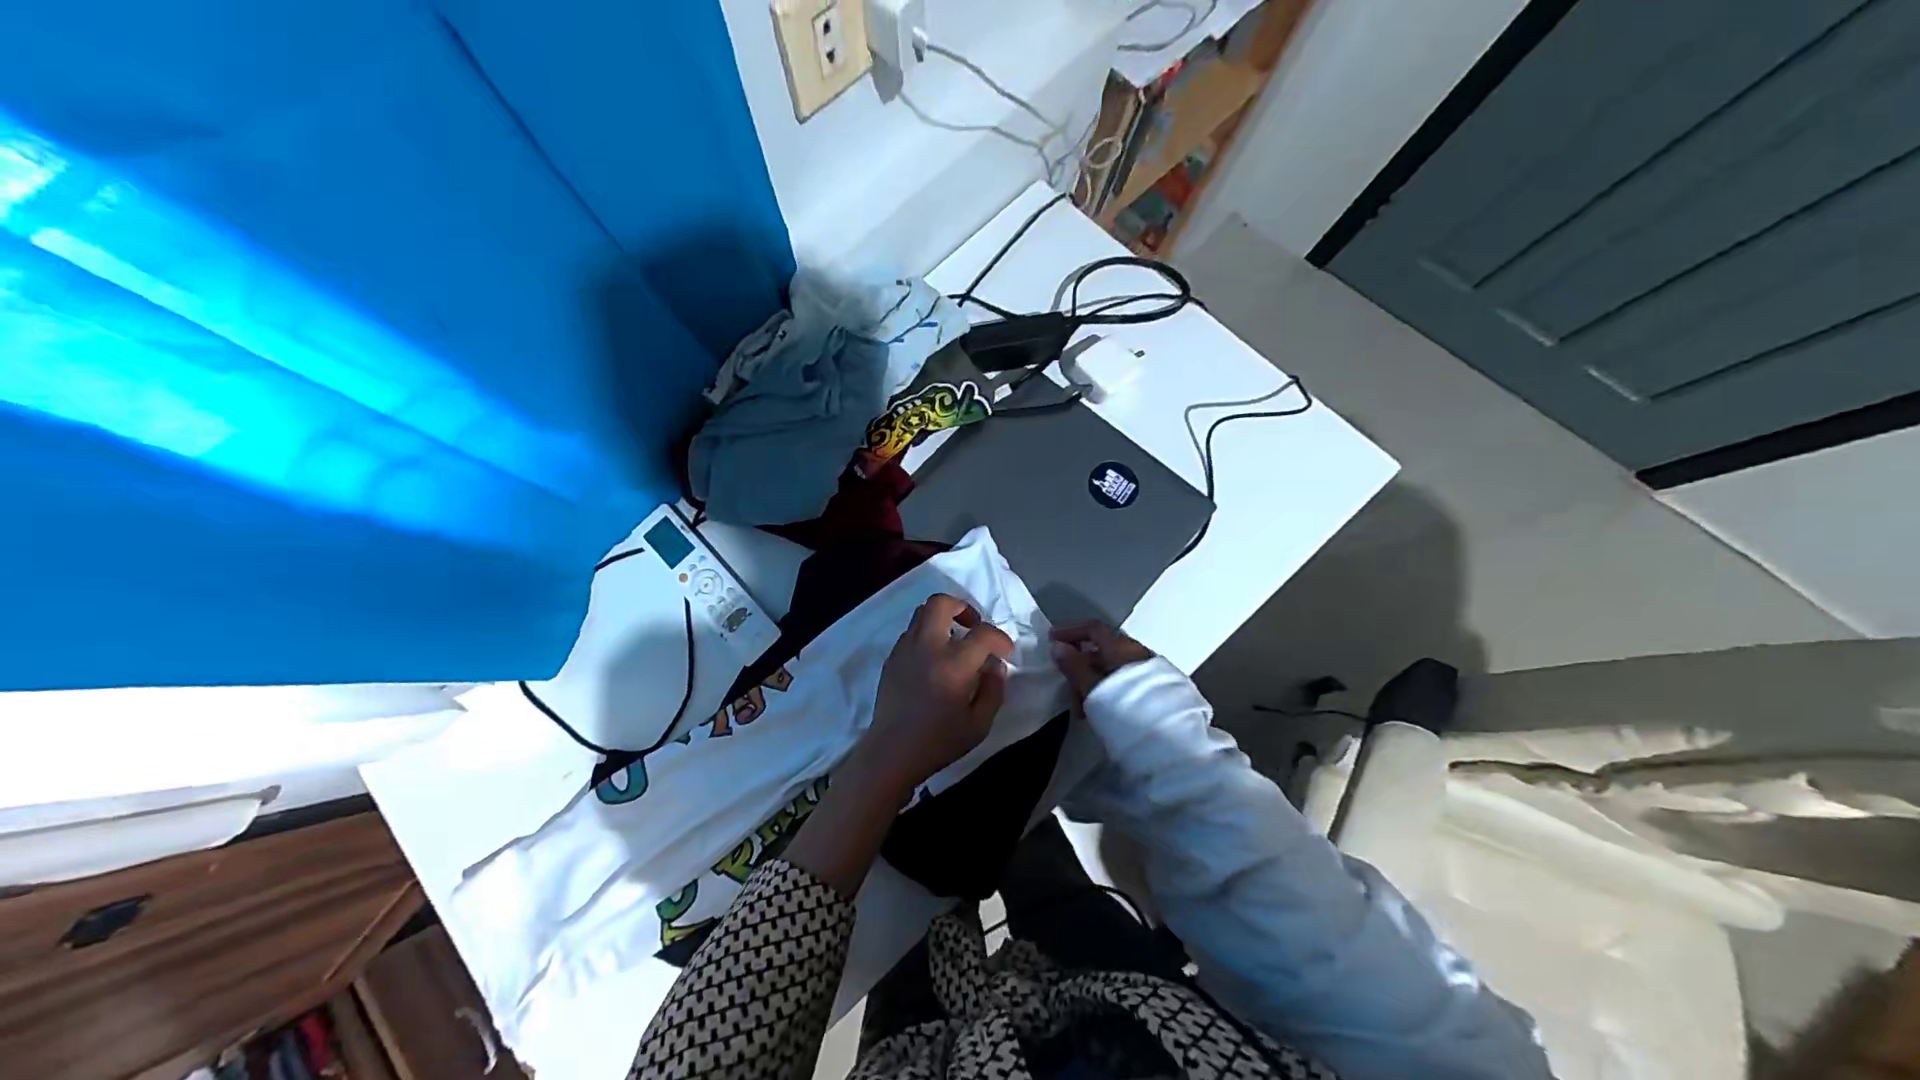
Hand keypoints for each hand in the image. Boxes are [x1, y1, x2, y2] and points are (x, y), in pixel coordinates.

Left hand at [855, 594, 1014, 799]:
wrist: (892, 753)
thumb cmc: (939, 742)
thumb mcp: (980, 724)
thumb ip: (994, 689)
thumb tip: (995, 665)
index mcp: (953, 664)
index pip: (983, 633)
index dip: (1000, 638)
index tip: (1005, 652)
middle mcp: (927, 647)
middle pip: (941, 603)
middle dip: (963, 607)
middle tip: (973, 626)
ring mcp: (905, 650)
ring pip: (922, 612)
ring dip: (942, 618)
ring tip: (954, 641)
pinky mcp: (892, 658)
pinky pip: (911, 632)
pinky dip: (927, 634)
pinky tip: (934, 659)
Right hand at [1049, 621, 1154, 705]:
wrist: (1169, 739)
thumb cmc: (1125, 708)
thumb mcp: (1093, 688)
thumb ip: (1074, 665)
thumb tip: (1057, 646)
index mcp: (1122, 647)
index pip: (1093, 628)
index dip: (1071, 630)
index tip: (1052, 638)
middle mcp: (1137, 652)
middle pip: (1101, 649)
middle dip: (1079, 665)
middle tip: (1066, 687)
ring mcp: (1149, 670)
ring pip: (1111, 668)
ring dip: (1091, 681)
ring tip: (1083, 709)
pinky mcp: (1156, 690)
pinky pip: (1123, 681)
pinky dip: (1107, 689)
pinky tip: (1102, 711)